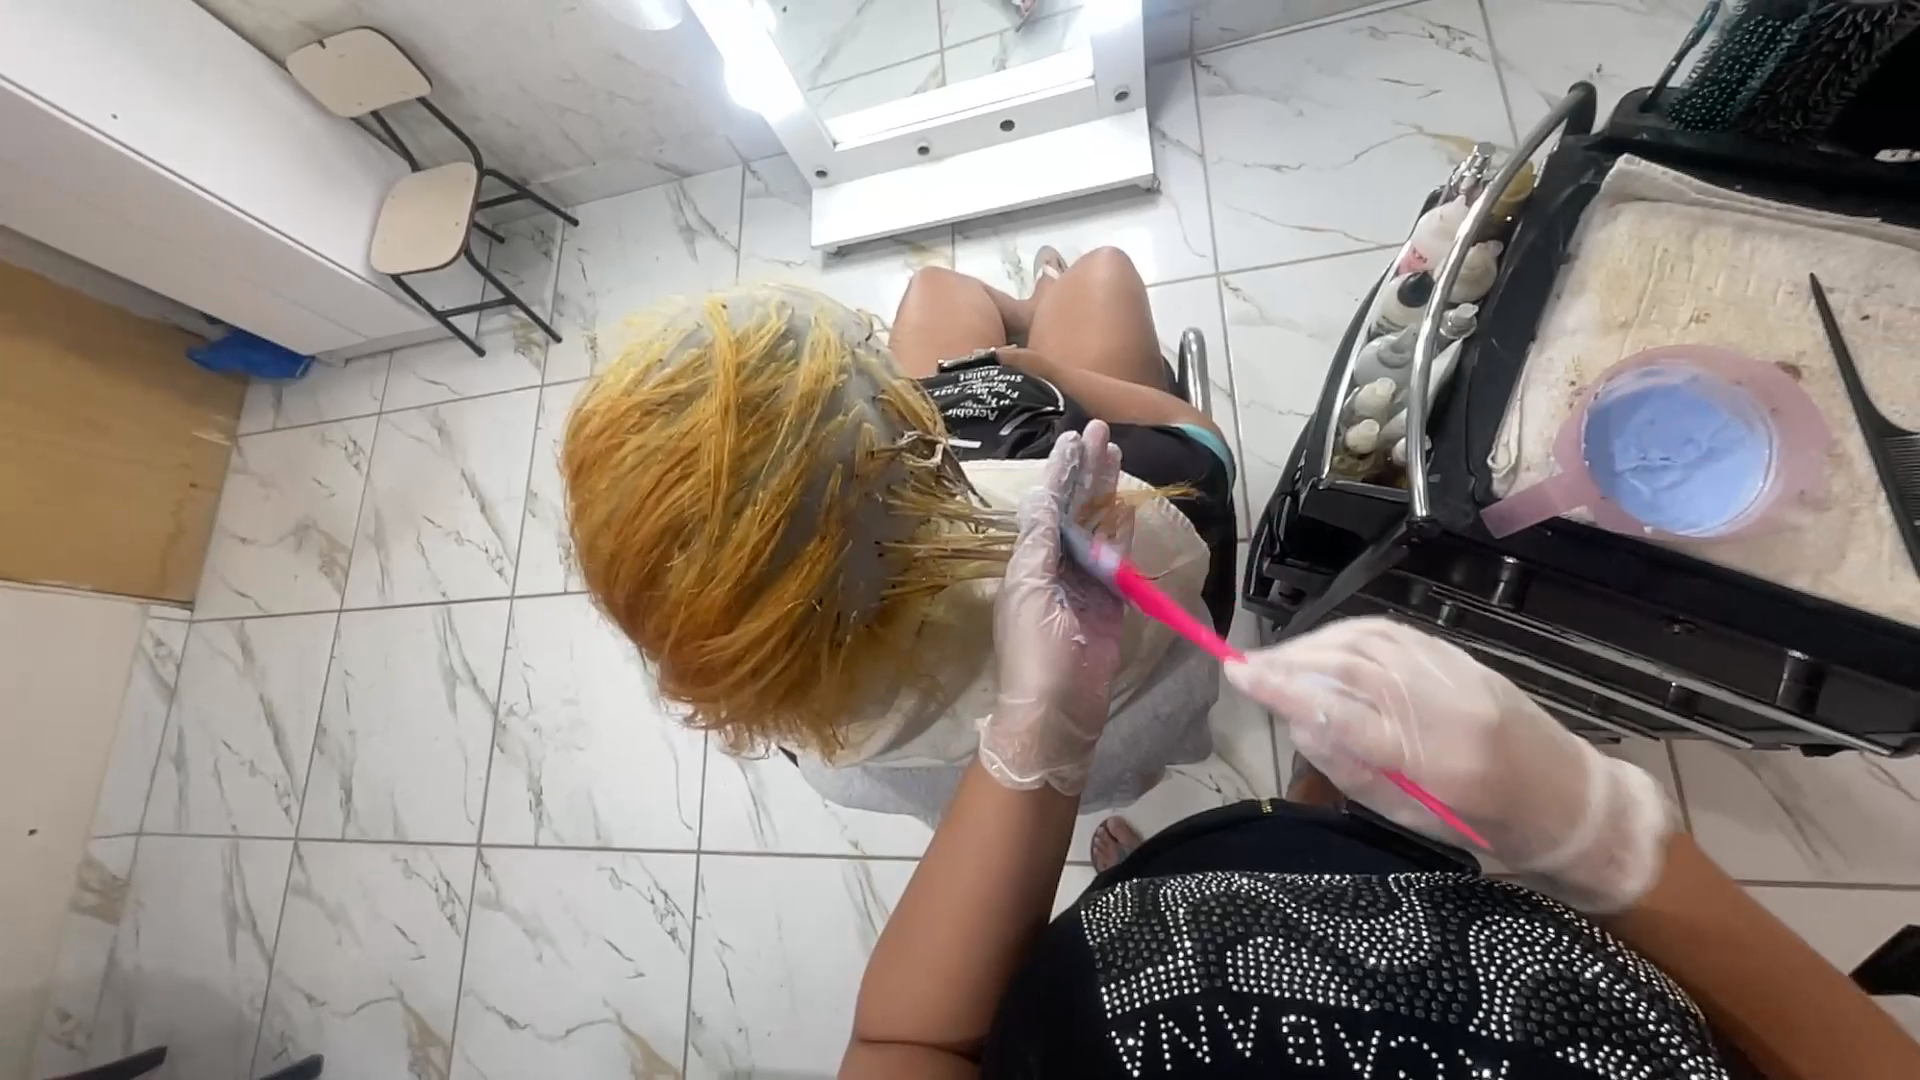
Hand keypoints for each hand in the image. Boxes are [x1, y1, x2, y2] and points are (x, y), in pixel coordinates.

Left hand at [977, 420, 1128, 795]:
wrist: (1057, 712)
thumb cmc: (1035, 652)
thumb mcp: (1030, 591)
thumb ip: (1039, 543)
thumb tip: (1042, 497)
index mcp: (1029, 560)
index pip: (1047, 505)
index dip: (1061, 471)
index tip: (1074, 438)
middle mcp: (1056, 565)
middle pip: (1074, 509)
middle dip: (1086, 472)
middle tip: (1102, 433)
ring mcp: (1084, 583)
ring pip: (1097, 528)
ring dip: (1105, 493)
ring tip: (1116, 456)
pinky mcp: (1109, 603)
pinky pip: (1117, 561)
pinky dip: (1122, 534)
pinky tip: (1127, 507)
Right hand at [1227, 617, 1673, 911]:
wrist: (1566, 798)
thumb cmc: (1481, 823)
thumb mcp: (1405, 815)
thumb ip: (1345, 765)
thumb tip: (1293, 718)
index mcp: (1432, 762)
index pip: (1341, 715)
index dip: (1282, 689)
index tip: (1236, 672)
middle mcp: (1445, 707)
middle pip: (1348, 666)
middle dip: (1287, 661)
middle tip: (1245, 665)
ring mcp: (1455, 673)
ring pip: (1363, 640)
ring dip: (1310, 644)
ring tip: (1276, 658)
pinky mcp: (1457, 654)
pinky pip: (1387, 630)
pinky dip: (1342, 633)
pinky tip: (1319, 644)